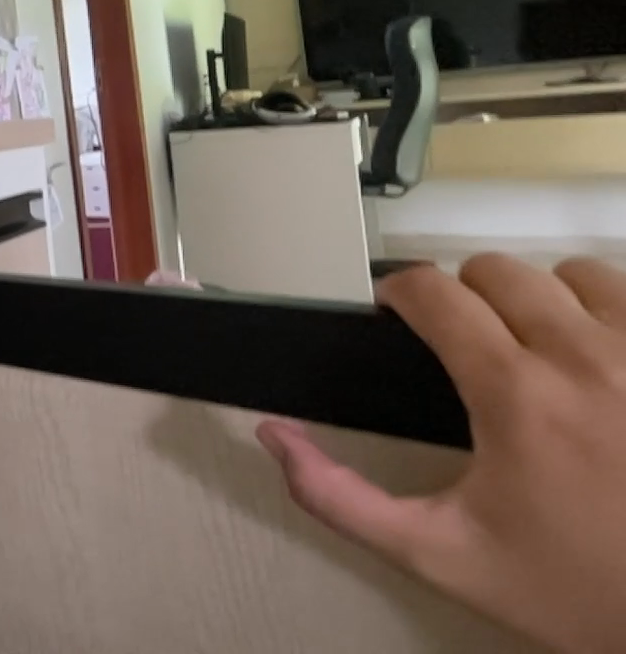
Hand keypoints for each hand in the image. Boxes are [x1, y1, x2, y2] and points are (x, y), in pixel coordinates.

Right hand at [257, 255, 625, 652]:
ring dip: (550, 298)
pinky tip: (604, 354)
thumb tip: (272, 434)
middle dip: (466, 295)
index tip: (397, 317)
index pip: (432, 290)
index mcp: (516, 395)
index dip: (397, 294)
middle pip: (500, 271)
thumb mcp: (438, 556)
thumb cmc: (579, 592)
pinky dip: (613, 313)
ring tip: (541, 341)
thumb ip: (337, 497)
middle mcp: (591, 362)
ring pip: (582, 275)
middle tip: (463, 337)